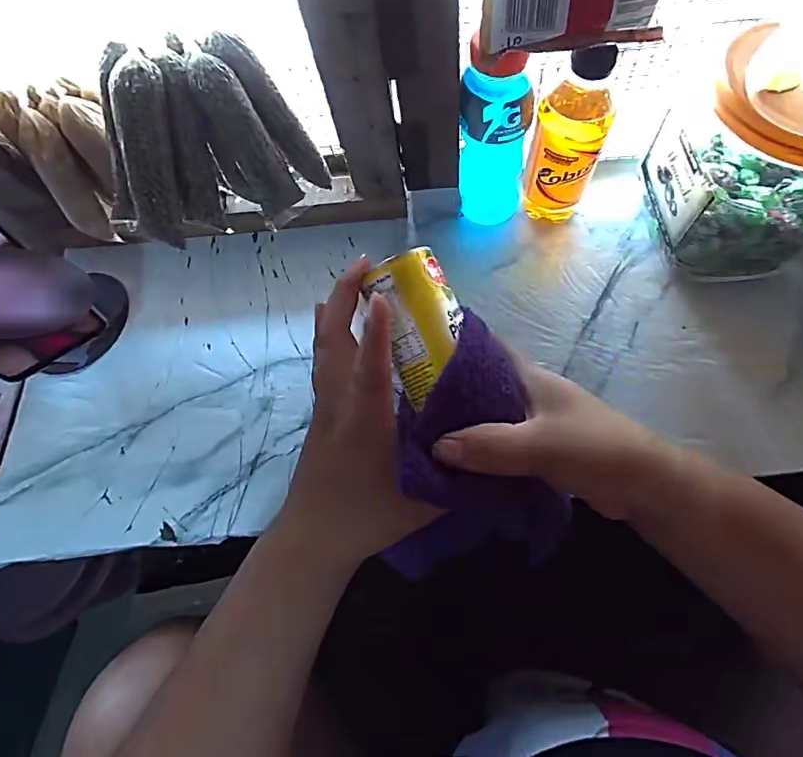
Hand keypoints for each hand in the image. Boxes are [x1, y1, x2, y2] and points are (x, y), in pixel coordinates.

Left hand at [275, 257, 438, 566]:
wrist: (313, 537)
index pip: (369, 371)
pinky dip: (330, 330)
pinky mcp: (320, 410)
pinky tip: (336, 324)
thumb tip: (489, 440)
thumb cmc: (367, 517)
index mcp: (364, 422)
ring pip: (323, 346)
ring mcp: (324, 404)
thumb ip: (456, 468)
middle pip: (333, 341)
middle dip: (344, 297)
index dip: (376, 332)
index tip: (382, 296)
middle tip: (364, 265)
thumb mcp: (422, 499)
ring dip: (335, 308)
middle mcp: (339, 403)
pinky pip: (323, 358)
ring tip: (351, 280)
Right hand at [431, 350, 685, 519]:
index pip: (484, 347)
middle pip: (479, 386)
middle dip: (447, 394)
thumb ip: (489, 445)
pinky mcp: (539, 449)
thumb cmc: (593, 446)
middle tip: (408, 405)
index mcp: (527, 376)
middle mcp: (527, 392)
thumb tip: (436, 446)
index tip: (416, 351)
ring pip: (488, 417)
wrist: (643, 484)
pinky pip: (499, 444)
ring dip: (462, 427)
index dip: (452, 345)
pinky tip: (455, 465)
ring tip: (422, 437)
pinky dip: (479, 451)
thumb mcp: (538, 444)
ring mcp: (533, 421)